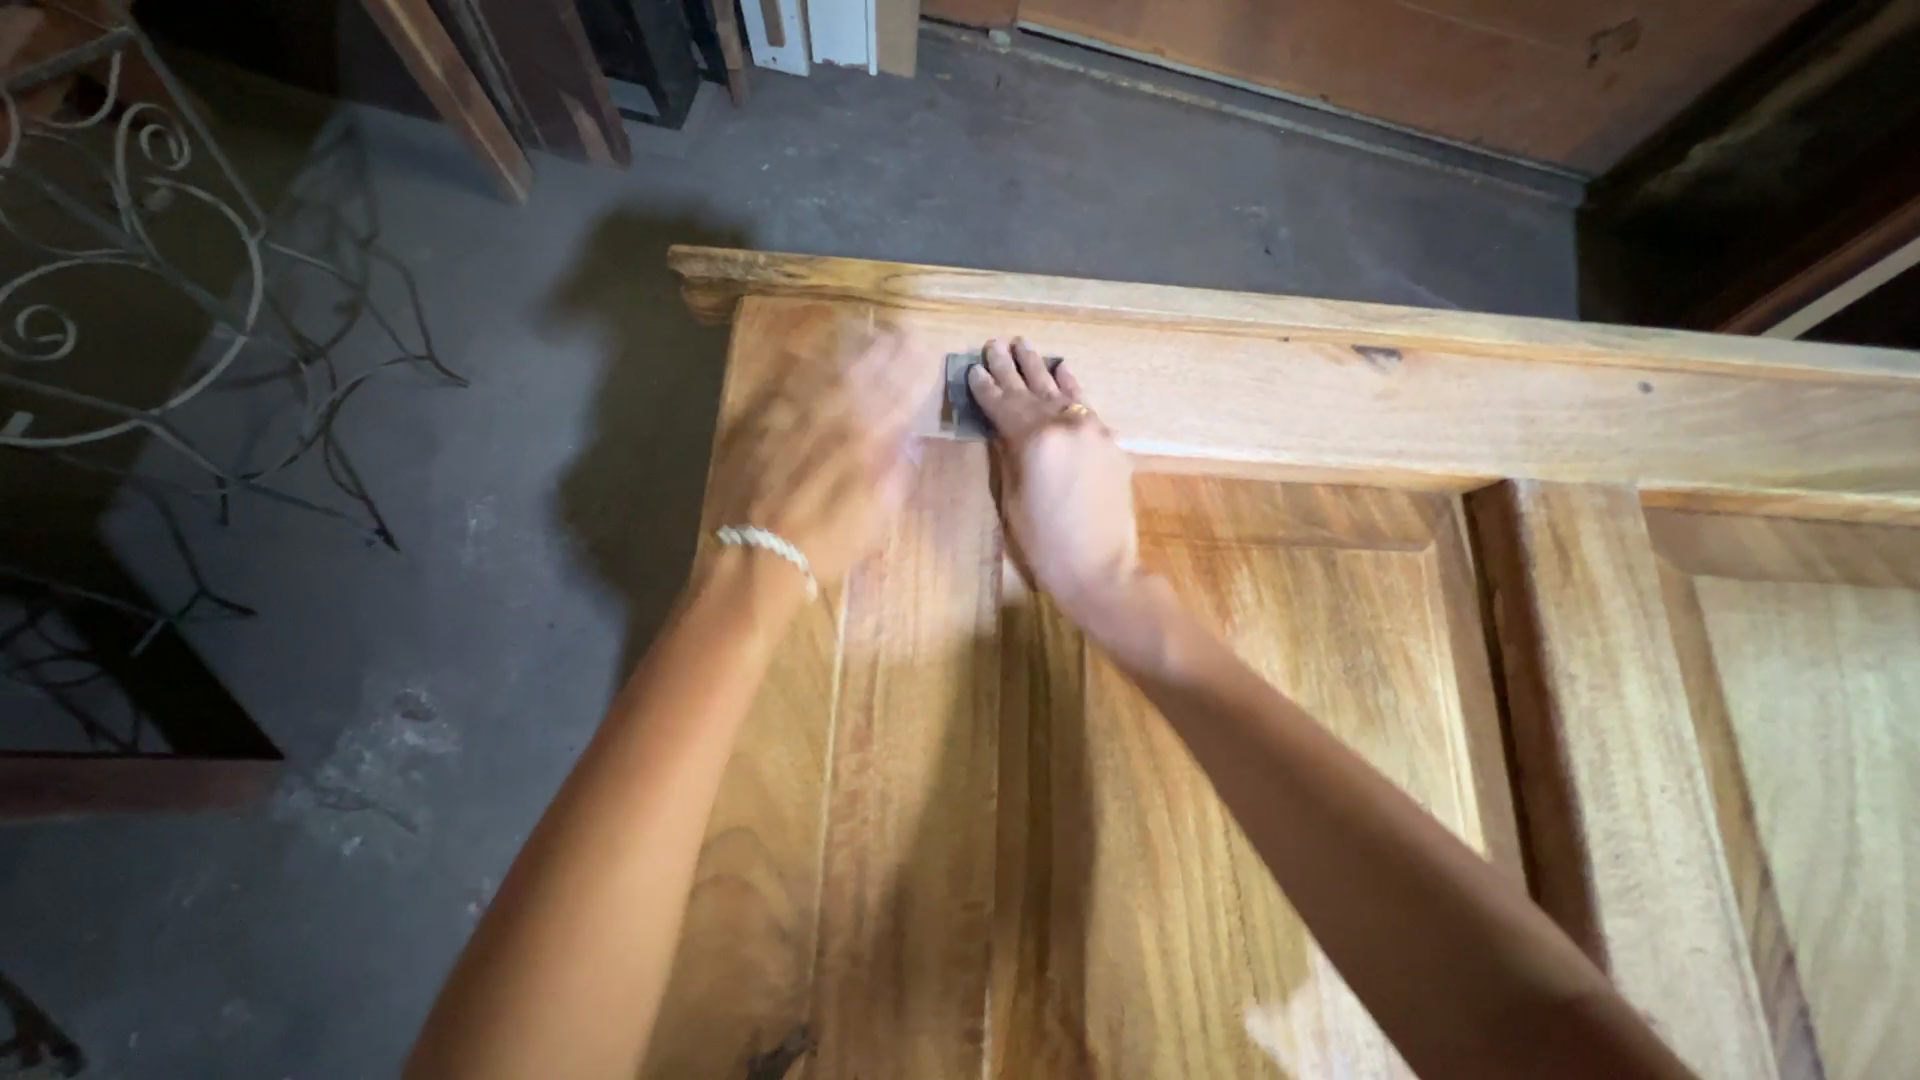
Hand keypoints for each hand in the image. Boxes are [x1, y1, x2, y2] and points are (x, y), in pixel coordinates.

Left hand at [702, 316, 929, 600]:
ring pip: (823, 375)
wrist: (757, 557)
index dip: (910, 374)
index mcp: (863, 448)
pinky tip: (806, 350)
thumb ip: (893, 477)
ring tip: (864, 328)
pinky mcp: (759, 427)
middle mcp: (829, 426)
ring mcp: (791, 422)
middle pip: (861, 379)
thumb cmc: (824, 548)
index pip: (894, 401)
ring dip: (846, 351)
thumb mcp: (874, 521)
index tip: (924, 351)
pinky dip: (798, 366)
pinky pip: (782, 386)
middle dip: (884, 352)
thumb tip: (908, 443)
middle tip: (900, 330)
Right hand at [968, 339, 1139, 616]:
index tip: (974, 368)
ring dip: (1041, 369)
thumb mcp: (1012, 499)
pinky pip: (1087, 408)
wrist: (1099, 569)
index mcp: (1035, 440)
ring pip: (1062, 393)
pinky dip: (1073, 388)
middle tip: (994, 343)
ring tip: (1025, 346)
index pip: (1004, 406)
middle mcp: (1066, 426)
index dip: (986, 388)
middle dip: (1011, 369)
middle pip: (1032, 392)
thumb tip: (1002, 430)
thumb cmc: (1044, 544)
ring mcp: (1094, 432)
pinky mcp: (1111, 444)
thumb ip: (1007, 456)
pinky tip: (1064, 370)